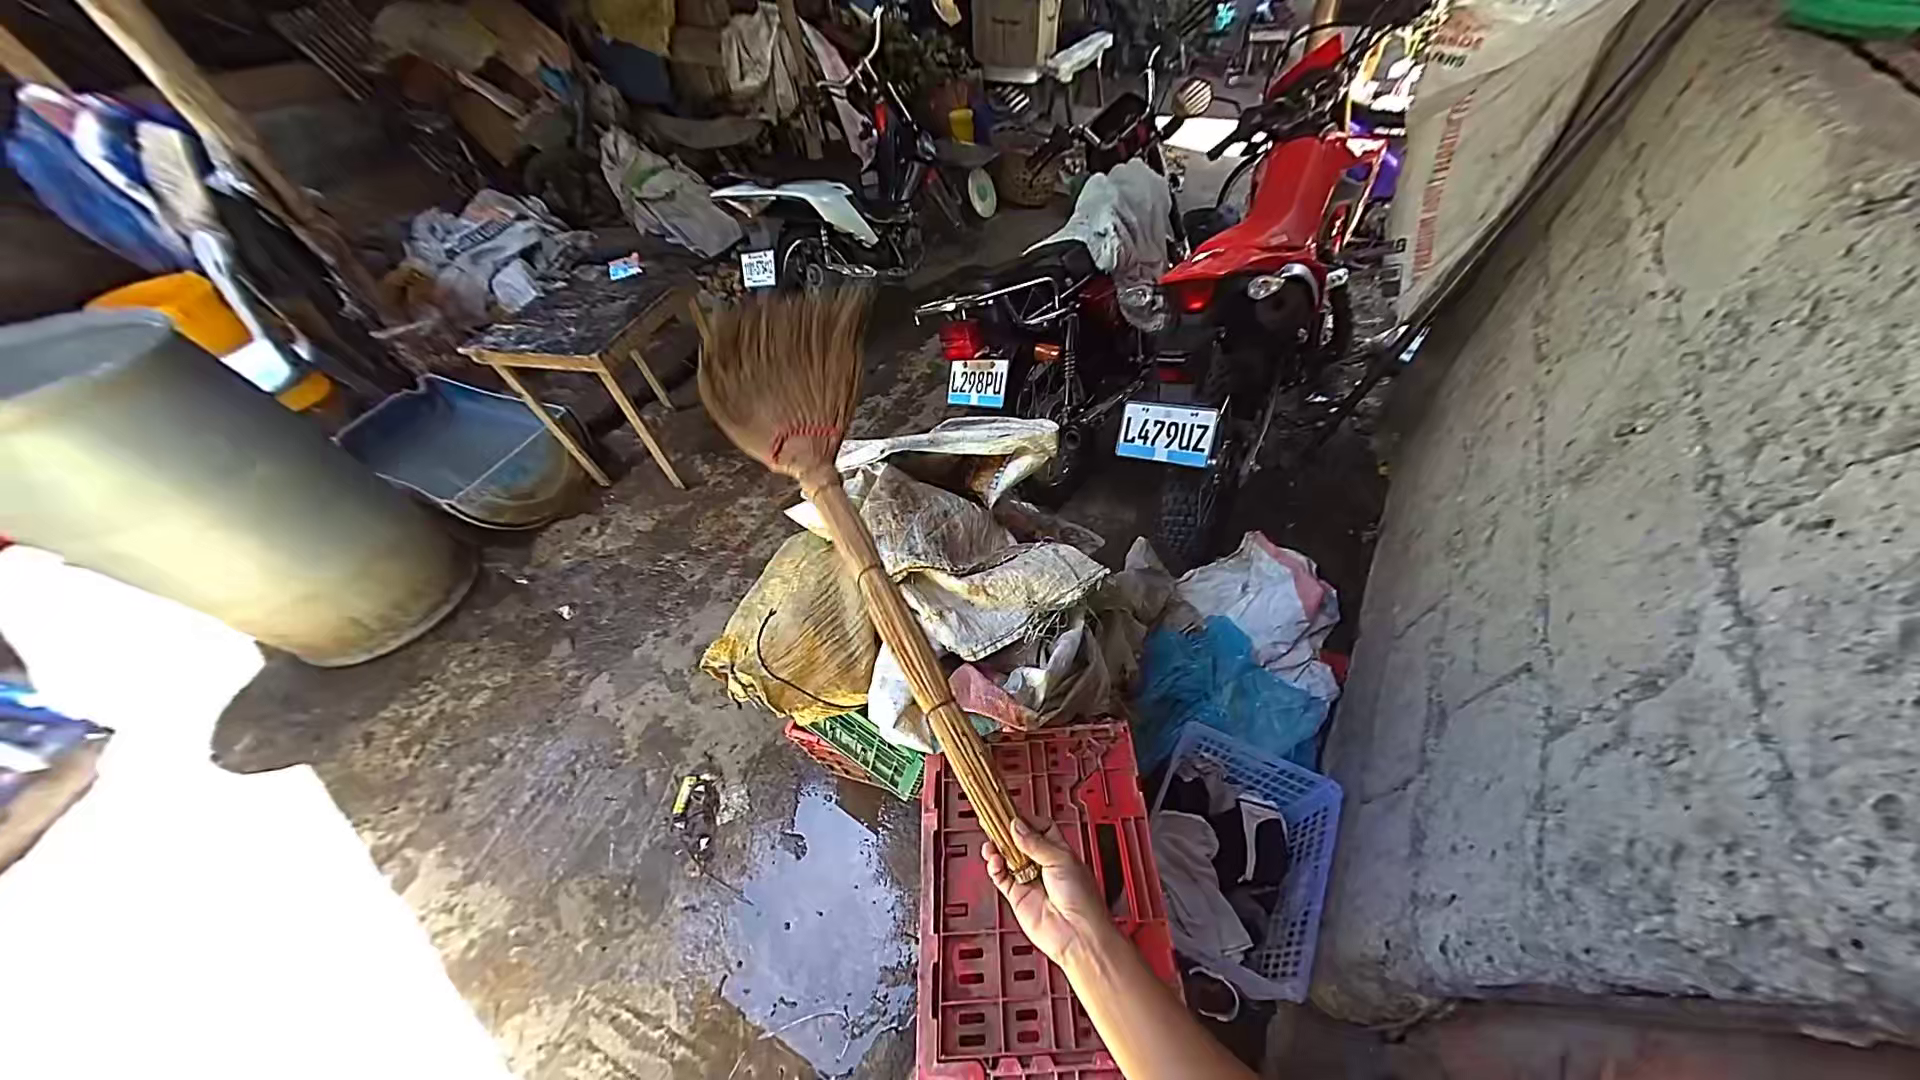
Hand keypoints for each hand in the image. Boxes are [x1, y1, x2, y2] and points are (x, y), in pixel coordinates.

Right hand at [981, 818, 1110, 970]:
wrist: (1079, 935)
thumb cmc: (1083, 900)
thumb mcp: (1061, 860)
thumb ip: (1035, 843)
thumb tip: (1017, 826)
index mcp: (1058, 851)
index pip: (1039, 827)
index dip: (1025, 820)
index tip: (1012, 813)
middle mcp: (1042, 864)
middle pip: (1020, 841)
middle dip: (1007, 832)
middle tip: (994, 822)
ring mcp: (1029, 879)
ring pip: (1007, 857)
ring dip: (997, 848)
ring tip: (992, 842)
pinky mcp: (1018, 896)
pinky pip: (1001, 877)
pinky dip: (995, 868)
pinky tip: (994, 861)